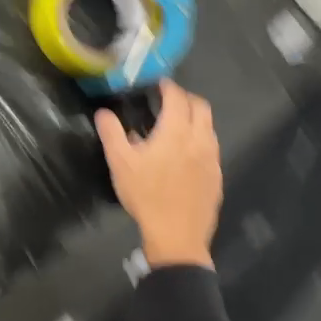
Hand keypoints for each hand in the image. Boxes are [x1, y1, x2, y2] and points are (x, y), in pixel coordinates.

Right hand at [95, 80, 222, 269]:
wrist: (177, 236)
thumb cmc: (146, 195)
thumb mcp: (119, 163)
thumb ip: (111, 133)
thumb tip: (103, 112)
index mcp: (176, 132)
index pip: (178, 98)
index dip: (168, 87)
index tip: (158, 84)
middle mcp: (200, 140)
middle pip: (201, 107)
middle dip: (186, 98)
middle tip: (167, 101)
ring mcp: (212, 159)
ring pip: (209, 128)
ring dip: (195, 119)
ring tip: (175, 126)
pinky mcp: (217, 177)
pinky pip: (211, 148)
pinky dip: (200, 139)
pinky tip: (184, 154)